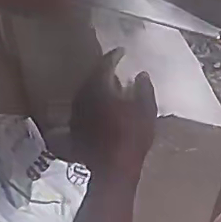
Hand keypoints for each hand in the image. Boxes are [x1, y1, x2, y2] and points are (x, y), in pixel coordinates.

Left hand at [68, 49, 156, 177]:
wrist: (110, 170)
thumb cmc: (132, 139)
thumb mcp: (146, 112)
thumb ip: (144, 90)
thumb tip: (141, 74)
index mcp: (100, 87)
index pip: (105, 63)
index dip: (115, 56)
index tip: (122, 52)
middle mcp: (83, 95)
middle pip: (92, 77)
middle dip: (104, 72)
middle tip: (116, 70)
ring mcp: (76, 112)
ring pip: (86, 92)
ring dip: (97, 88)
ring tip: (110, 89)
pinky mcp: (74, 128)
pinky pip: (83, 107)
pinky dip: (93, 103)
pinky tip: (101, 109)